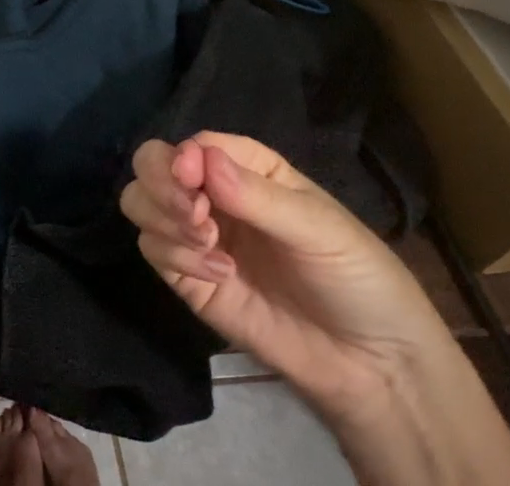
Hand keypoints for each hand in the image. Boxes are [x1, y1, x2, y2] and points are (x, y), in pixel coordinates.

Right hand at [119, 133, 454, 418]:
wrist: (369, 365)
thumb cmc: (358, 279)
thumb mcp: (320, 230)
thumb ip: (257, 196)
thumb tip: (199, 159)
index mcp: (250, 169)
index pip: (195, 145)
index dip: (182, 157)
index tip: (191, 180)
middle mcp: (215, 195)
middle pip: (152, 165)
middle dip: (161, 184)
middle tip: (192, 215)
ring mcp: (198, 236)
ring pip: (140, 203)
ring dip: (163, 220)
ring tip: (207, 244)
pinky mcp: (187, 278)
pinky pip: (152, 250)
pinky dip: (176, 258)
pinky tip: (221, 276)